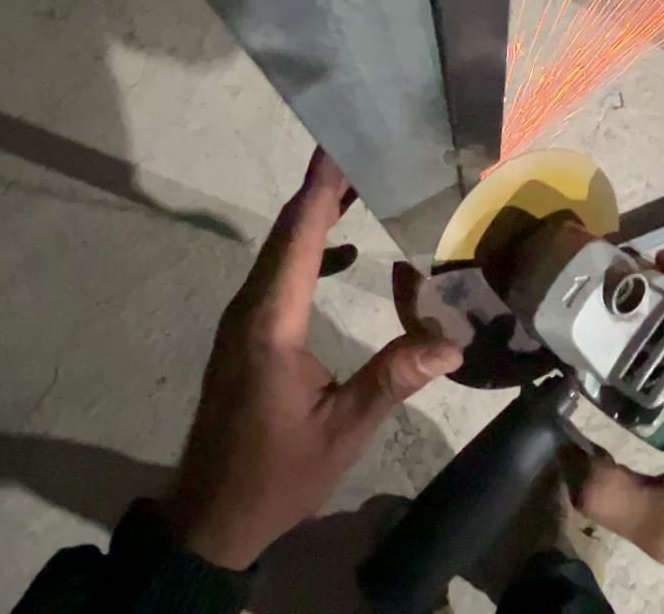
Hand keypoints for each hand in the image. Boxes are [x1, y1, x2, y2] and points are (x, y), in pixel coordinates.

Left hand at [162, 150, 464, 568]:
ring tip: (356, 188)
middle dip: (320, 191)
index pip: (299, 240)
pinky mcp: (246, 333)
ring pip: (279, 251)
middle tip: (359, 153)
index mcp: (271, 323)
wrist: (212, 514)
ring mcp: (242, 320)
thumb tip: (451, 341)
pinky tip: (343, 253)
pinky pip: (278, 275)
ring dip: (314, 216)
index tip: (336, 148)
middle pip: (285, 233)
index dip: (319, 191)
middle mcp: (250, 309)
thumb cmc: (277, 473)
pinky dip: (309, 251)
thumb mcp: (342, 430)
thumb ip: (392, 378)